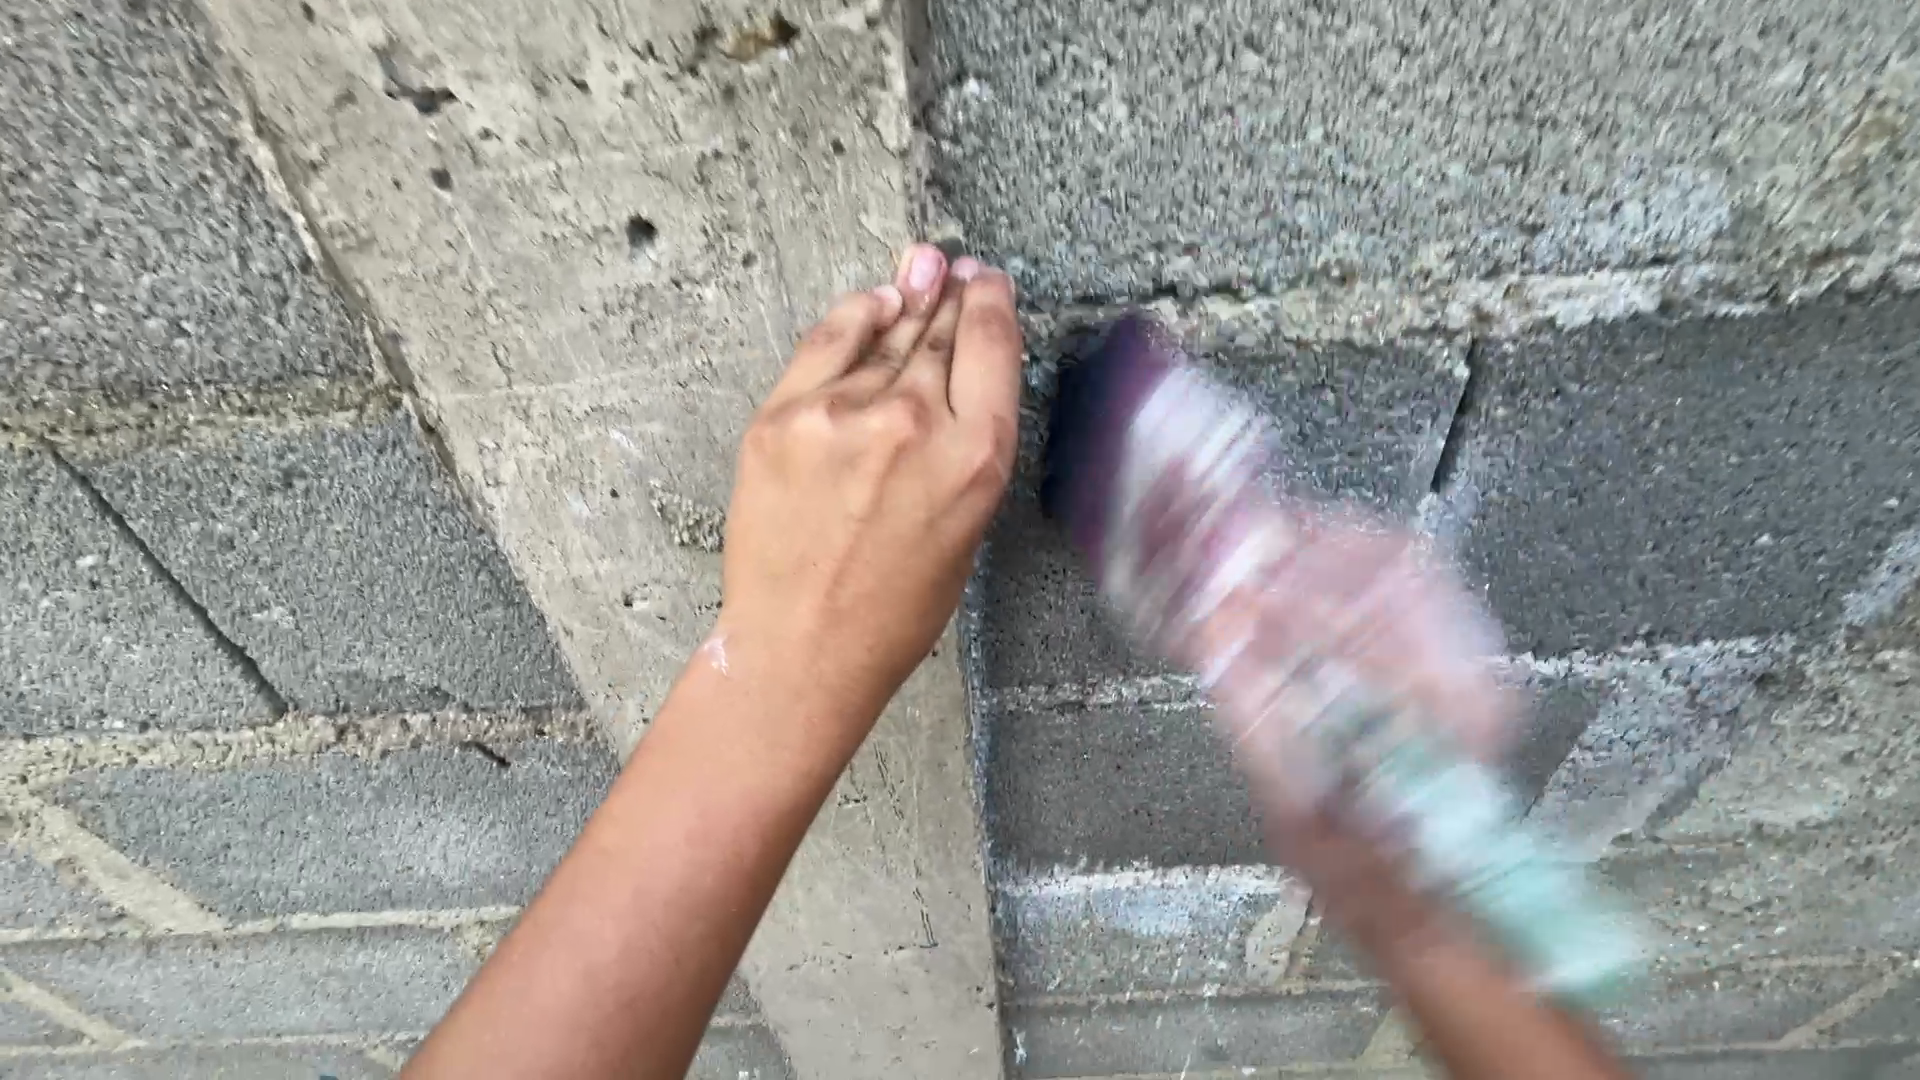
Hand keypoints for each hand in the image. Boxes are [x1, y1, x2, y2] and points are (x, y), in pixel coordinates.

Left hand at [714, 244, 1022, 730]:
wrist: (803, 648)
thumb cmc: (895, 610)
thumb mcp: (964, 529)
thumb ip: (963, 449)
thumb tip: (954, 386)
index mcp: (976, 457)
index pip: (992, 345)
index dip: (991, 302)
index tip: (988, 284)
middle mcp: (915, 421)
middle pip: (940, 330)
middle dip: (952, 293)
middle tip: (955, 267)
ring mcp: (843, 414)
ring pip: (886, 332)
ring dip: (908, 298)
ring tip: (921, 266)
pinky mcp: (784, 417)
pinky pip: (827, 342)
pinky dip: (855, 314)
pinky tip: (875, 299)